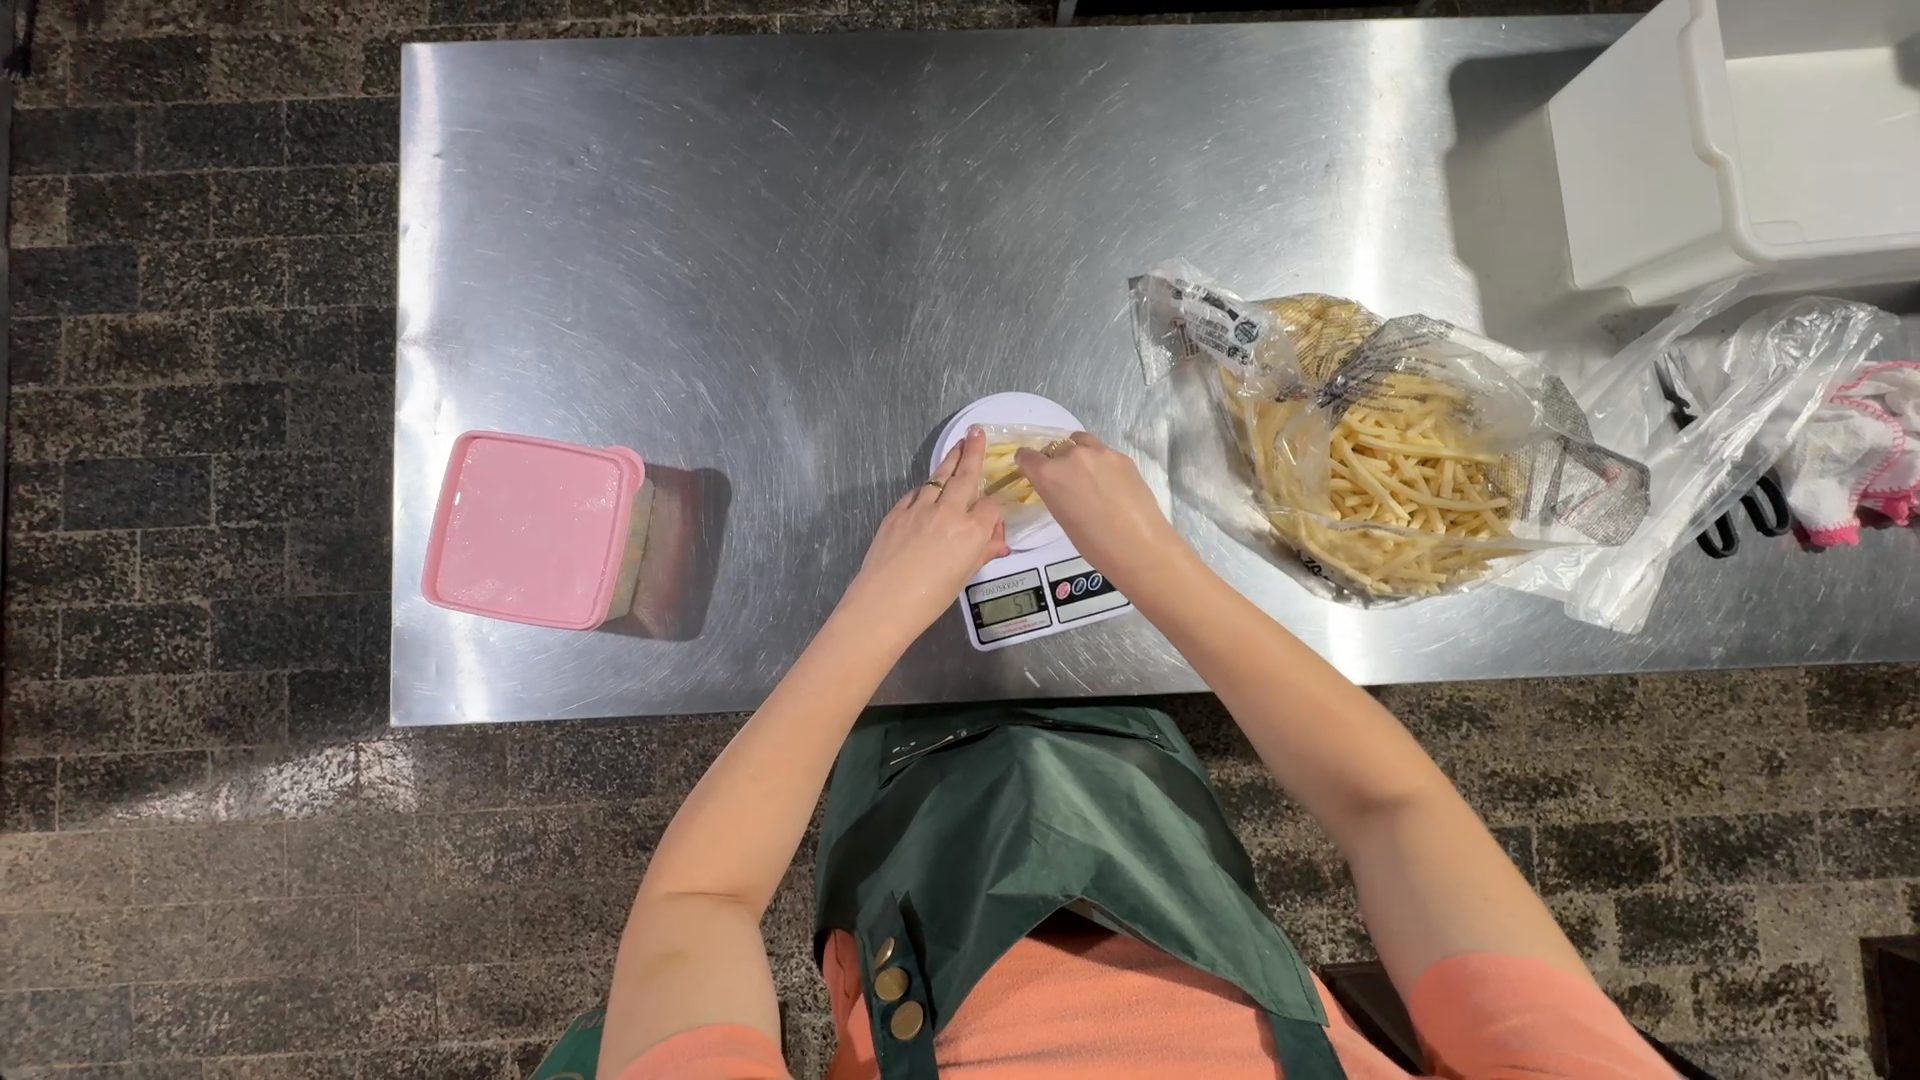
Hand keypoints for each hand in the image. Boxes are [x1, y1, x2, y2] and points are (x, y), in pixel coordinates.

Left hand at [841, 426, 1009, 639]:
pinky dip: (926, 488)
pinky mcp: (896, 512)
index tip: (991, 523)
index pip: (990, 508)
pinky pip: (916, 493)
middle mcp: (948, 512)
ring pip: (938, 476)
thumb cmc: (929, 599)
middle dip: (973, 451)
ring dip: (949, 460)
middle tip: (976, 431)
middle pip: (966, 475)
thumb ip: (981, 553)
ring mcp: (920, 508)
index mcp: (971, 532)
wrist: (883, 603)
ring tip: (957, 446)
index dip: (993, 514)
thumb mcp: (963, 578)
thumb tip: (996, 543)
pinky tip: (929, 488)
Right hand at [1015, 432, 1186, 585]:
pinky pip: (1102, 451)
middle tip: (1066, 480)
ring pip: (1079, 442)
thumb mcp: (1061, 517)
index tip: (1031, 468)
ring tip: (1086, 474)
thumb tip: (1057, 484)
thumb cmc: (1093, 543)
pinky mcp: (1122, 456)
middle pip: (1055, 448)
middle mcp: (1071, 456)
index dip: (1027, 462)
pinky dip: (1099, 461)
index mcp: (1049, 474)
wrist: (1138, 544)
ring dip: (1077, 452)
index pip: (1027, 456)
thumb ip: (1054, 492)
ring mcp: (1099, 453)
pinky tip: (1110, 482)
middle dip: (1055, 460)